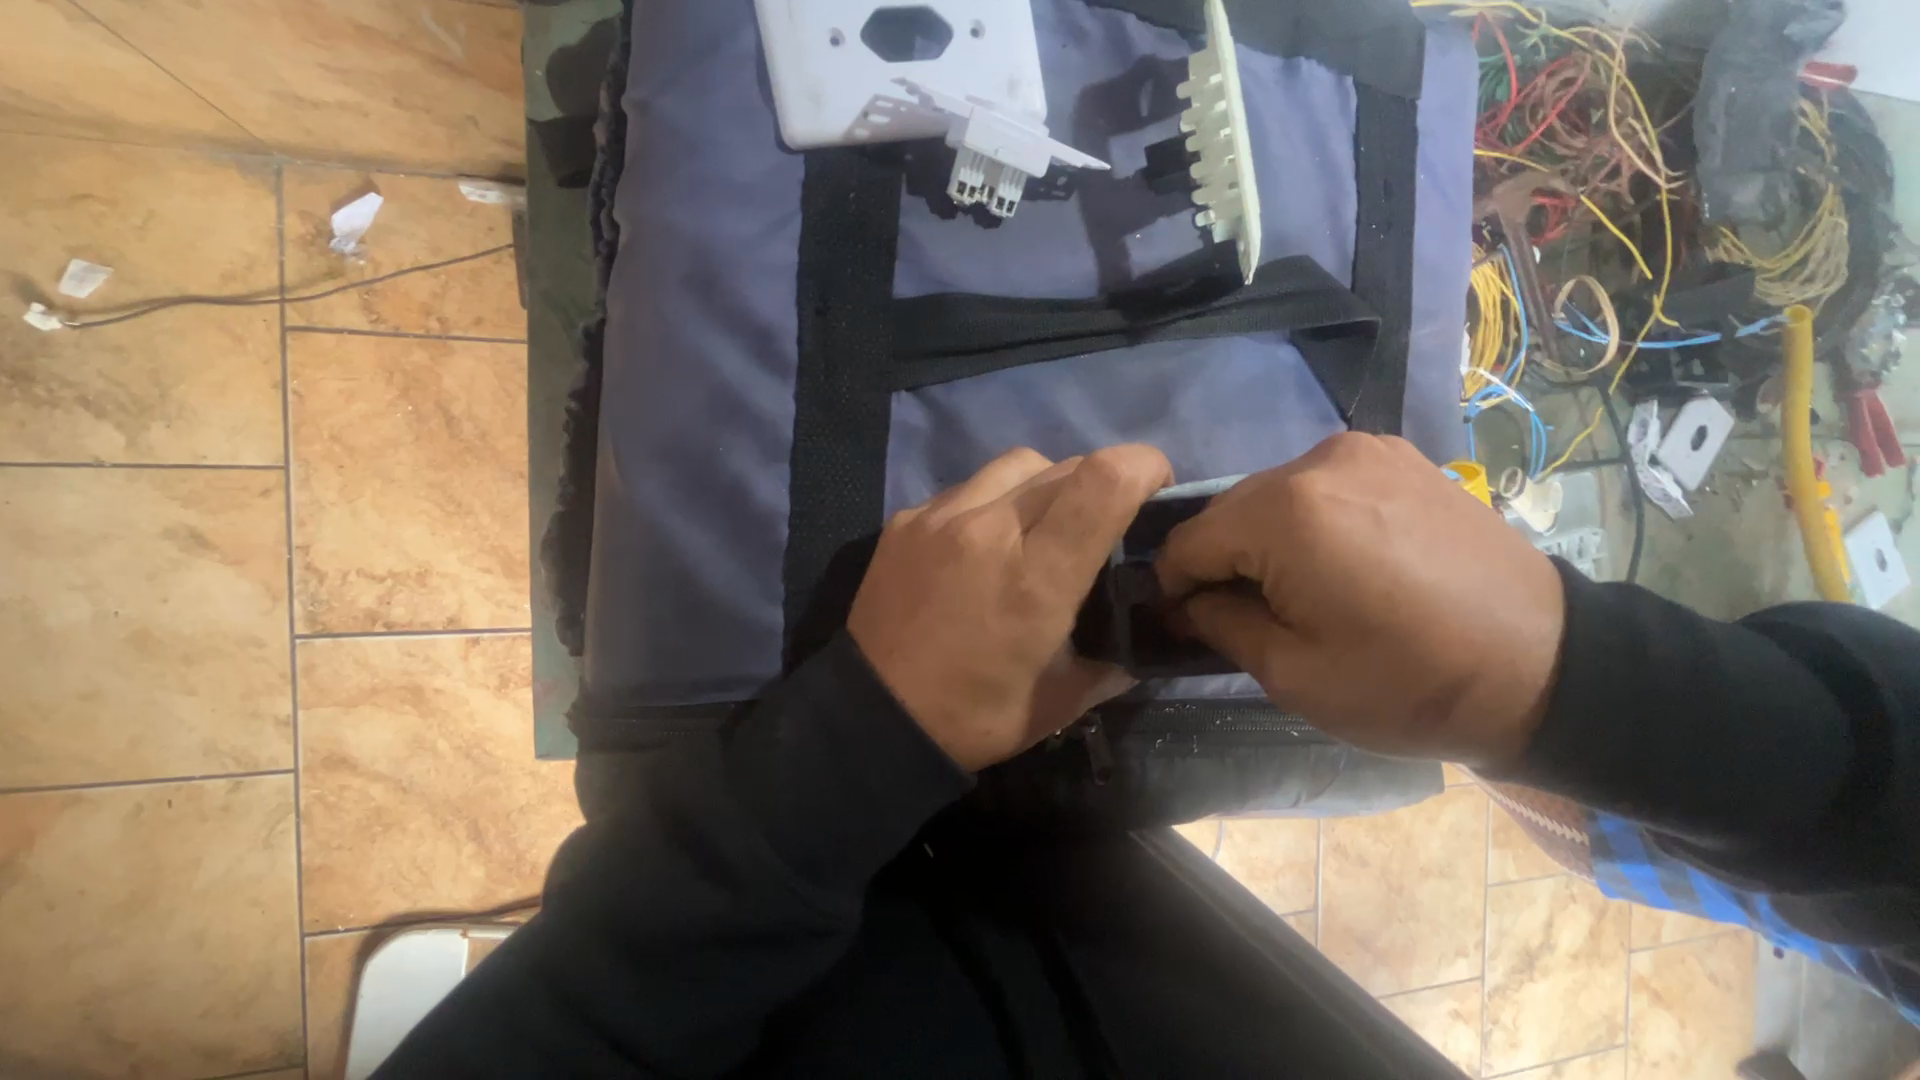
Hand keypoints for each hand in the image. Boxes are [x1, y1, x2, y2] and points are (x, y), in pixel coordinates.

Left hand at [848, 445, 1172, 770]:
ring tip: (1040, 527)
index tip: (1153, 490)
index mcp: (1037, 578)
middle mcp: (989, 530)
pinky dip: (993, 501)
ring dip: (1047, 484)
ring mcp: (940, 517)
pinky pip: (968, 486)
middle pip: (1068, 465)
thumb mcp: (1059, 701)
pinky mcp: (906, 519)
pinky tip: (983, 544)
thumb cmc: (973, 717)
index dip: (1144, 467)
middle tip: (1100, 524)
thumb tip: (1138, 639)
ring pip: (1018, 464)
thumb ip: (1111, 662)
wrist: (871, 717)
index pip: (1103, 480)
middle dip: (1101, 484)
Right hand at [1154, 433, 1565, 769]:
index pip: (1187, 542)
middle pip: (1229, 512)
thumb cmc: (1409, 682)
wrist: (1550, 667)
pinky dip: (1310, 519)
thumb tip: (1183, 604)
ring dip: (1266, 539)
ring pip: (1273, 495)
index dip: (1174, 588)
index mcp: (1284, 513)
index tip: (1186, 625)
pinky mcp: (1399, 457)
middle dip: (1222, 562)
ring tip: (1301, 590)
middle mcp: (1316, 461)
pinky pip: (1321, 485)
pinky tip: (1342, 559)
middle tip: (1245, 615)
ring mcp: (1363, 451)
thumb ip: (1218, 626)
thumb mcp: (1294, 674)